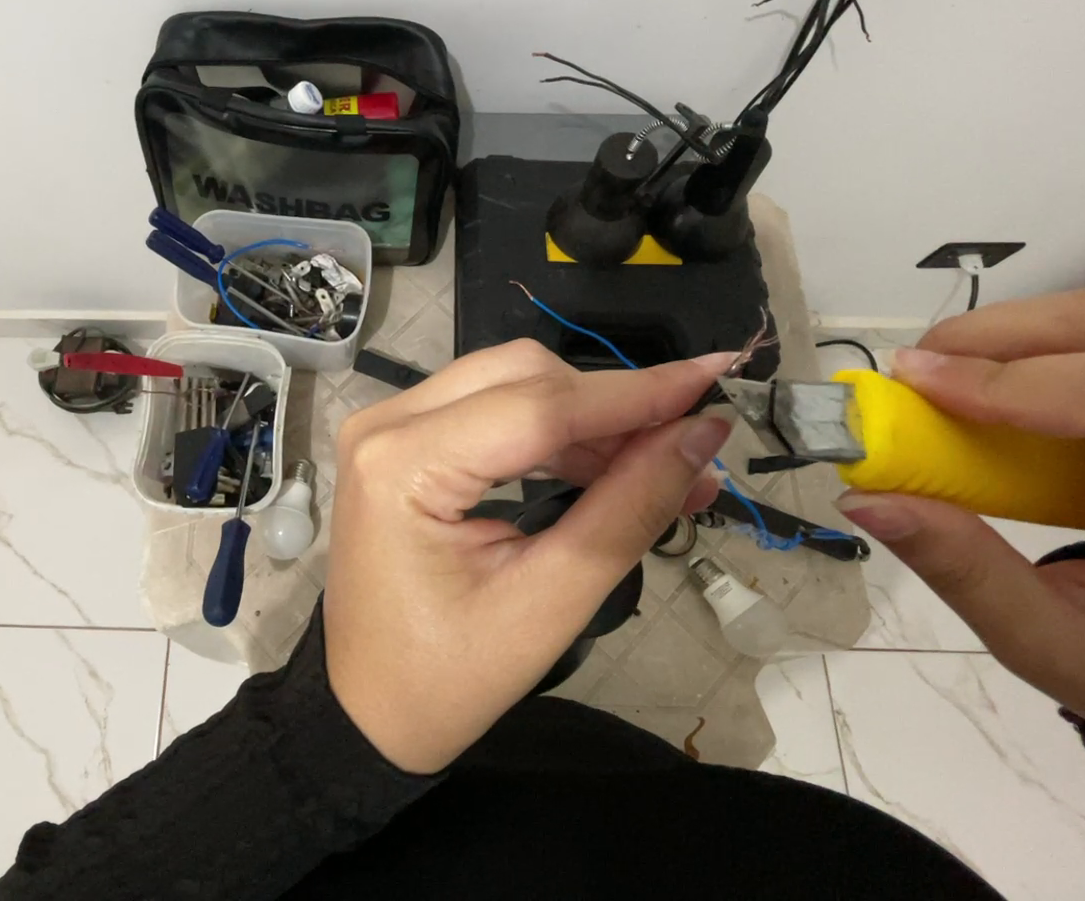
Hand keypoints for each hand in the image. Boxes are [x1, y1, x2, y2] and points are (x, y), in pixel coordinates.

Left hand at [323, 340, 733, 773]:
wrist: (369, 706)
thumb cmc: (447, 676)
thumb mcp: (548, 602)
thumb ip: (628, 510)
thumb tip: (701, 436)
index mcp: (403, 465)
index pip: (537, 405)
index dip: (634, 393)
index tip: (715, 377)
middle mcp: (385, 425)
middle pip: (520, 377)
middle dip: (611, 406)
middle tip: (688, 450)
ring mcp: (385, 428)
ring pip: (508, 385)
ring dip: (587, 420)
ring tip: (660, 466)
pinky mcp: (399, 442)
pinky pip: (487, 411)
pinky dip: (550, 433)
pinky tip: (603, 466)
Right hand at [835, 286, 1084, 786]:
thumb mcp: (1059, 652)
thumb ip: (963, 572)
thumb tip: (863, 500)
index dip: (1011, 376)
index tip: (909, 382)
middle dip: (998, 335)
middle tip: (914, 376)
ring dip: (1017, 339)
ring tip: (949, 388)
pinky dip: (1046, 354)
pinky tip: (1007, 402)